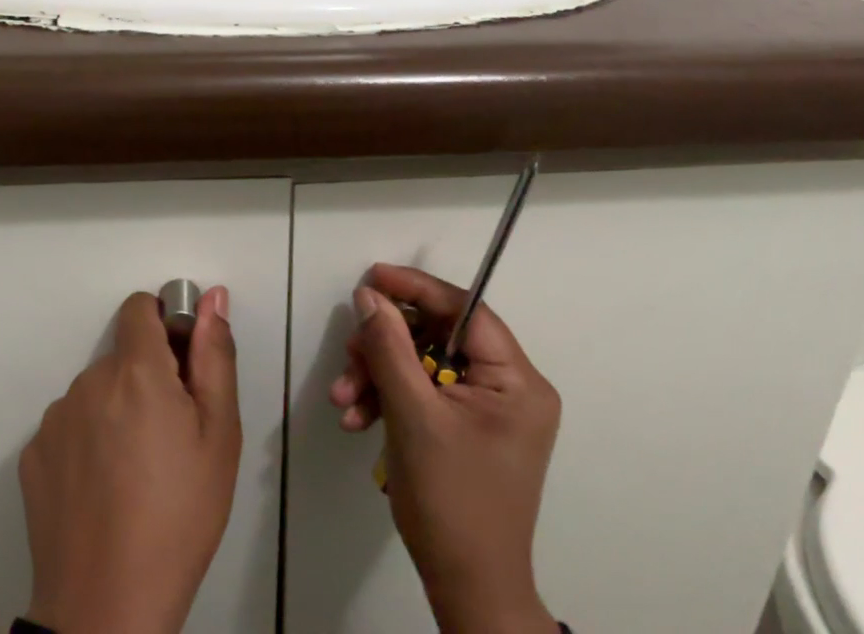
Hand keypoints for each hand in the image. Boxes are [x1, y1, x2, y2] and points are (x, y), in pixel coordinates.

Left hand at [19, 288, 241, 633]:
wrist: (109, 600)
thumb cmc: (180, 516)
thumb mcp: (219, 434)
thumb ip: (215, 357)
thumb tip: (212, 300)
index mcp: (136, 372)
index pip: (140, 308)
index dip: (166, 323)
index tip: (184, 363)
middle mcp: (87, 384)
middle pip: (121, 357)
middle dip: (148, 378)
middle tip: (172, 435)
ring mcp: (53, 421)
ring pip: (96, 393)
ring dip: (117, 410)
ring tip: (139, 469)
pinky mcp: (32, 456)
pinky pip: (70, 427)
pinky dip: (89, 441)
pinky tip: (106, 487)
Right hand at [330, 264, 560, 633]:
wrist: (468, 586)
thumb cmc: (451, 500)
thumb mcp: (414, 416)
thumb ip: (390, 348)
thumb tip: (370, 296)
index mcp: (518, 381)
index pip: (466, 311)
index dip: (417, 289)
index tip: (372, 278)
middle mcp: (512, 389)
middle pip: (440, 339)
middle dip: (386, 348)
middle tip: (348, 359)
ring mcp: (491, 413)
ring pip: (426, 368)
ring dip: (380, 378)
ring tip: (345, 403)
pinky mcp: (470, 432)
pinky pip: (427, 397)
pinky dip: (392, 402)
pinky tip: (360, 421)